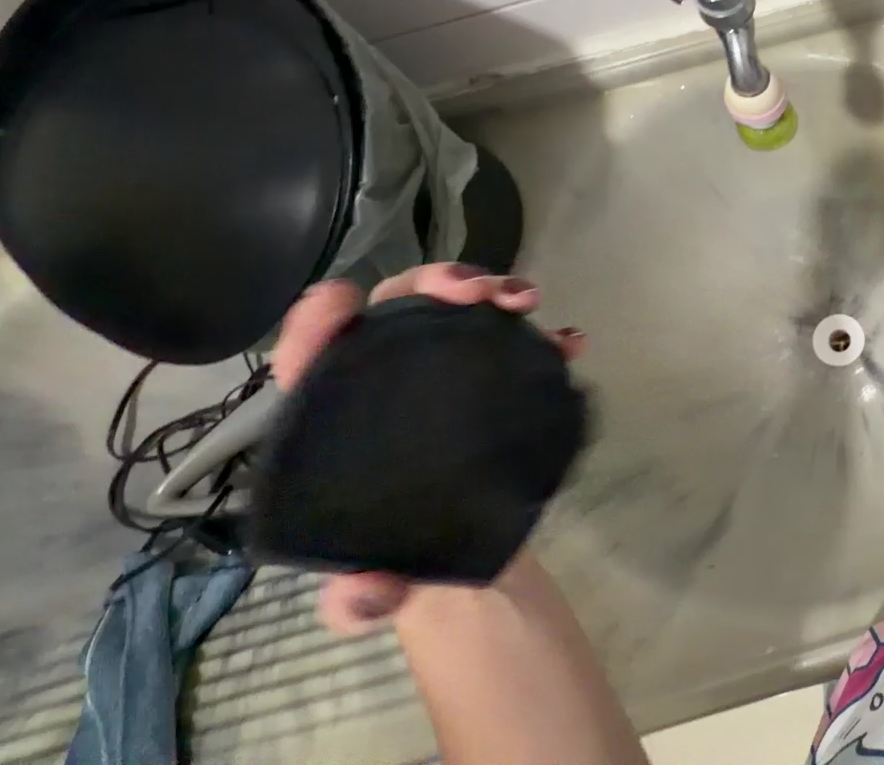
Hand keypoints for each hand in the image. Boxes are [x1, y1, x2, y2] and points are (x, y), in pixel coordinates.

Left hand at [270, 262, 585, 634]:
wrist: (470, 559)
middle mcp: (390, 381)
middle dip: (432, 283)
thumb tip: (364, 594)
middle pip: (397, 309)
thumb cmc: (403, 561)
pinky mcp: (497, 382)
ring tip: (526, 301)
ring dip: (492, 290)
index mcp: (340, 418)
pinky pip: (516, 341)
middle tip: (475, 294)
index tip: (347, 302)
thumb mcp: (374, 590)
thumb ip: (358, 600)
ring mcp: (448, 375)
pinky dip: (546, 333)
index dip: (318, 321)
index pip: (313, 356)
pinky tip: (570, 341)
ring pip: (457, 309)